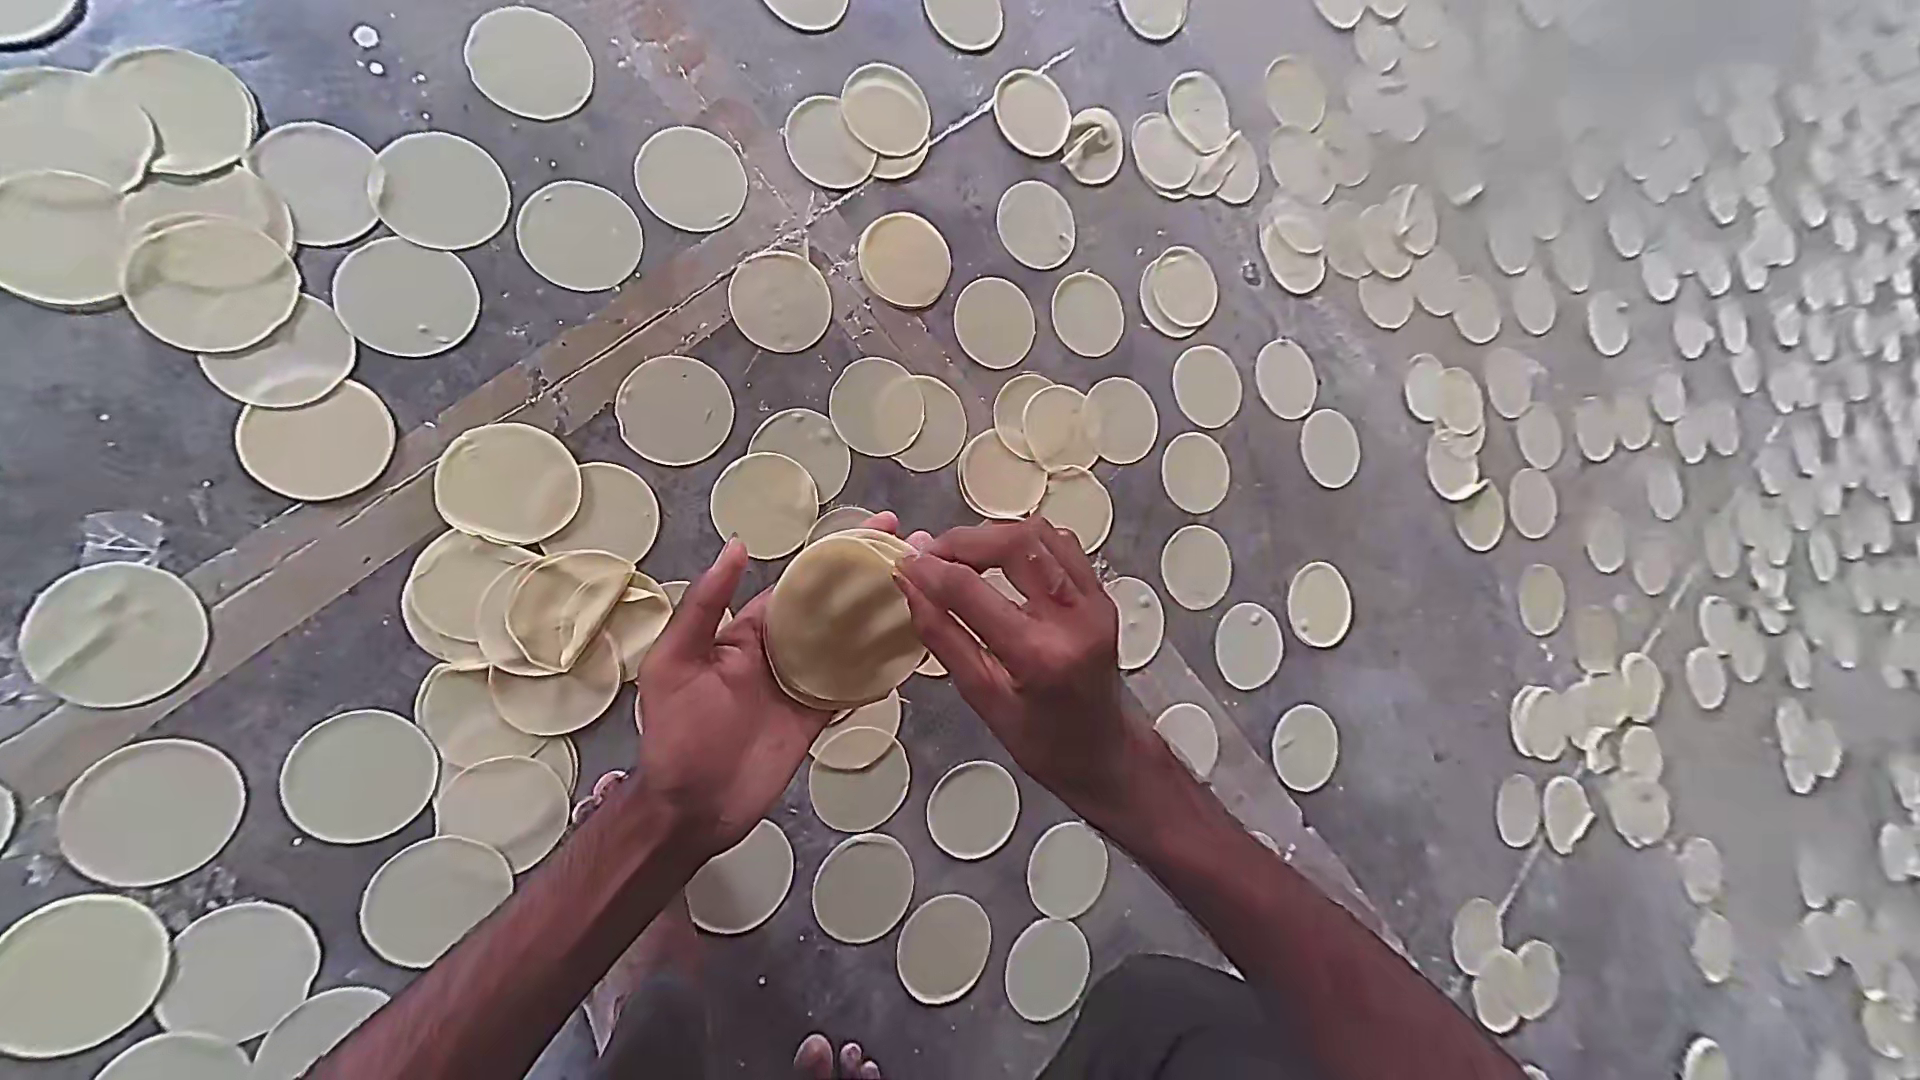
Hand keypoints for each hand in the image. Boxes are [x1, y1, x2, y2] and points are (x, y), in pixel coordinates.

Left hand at [633, 513, 899, 858]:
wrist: (694, 809)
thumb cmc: (679, 733)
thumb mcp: (676, 662)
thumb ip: (706, 606)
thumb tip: (736, 547)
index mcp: (753, 628)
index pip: (801, 582)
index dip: (836, 553)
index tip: (873, 526)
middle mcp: (786, 647)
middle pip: (835, 605)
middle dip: (869, 576)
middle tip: (914, 550)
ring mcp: (807, 681)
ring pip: (851, 640)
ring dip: (882, 615)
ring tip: (924, 589)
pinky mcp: (821, 713)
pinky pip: (855, 684)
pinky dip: (880, 666)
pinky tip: (909, 647)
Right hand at [894, 518, 1152, 819]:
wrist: (1104, 751)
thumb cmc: (1040, 740)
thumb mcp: (981, 696)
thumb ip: (942, 636)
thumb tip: (910, 587)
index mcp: (1039, 655)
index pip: (971, 591)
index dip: (930, 570)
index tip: (905, 563)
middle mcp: (1074, 617)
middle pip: (1014, 544)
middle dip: (963, 541)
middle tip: (932, 556)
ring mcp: (1095, 600)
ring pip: (1040, 534)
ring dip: (993, 535)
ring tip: (961, 557)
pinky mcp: (1101, 593)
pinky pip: (1061, 544)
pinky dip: (1023, 541)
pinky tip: (1000, 560)